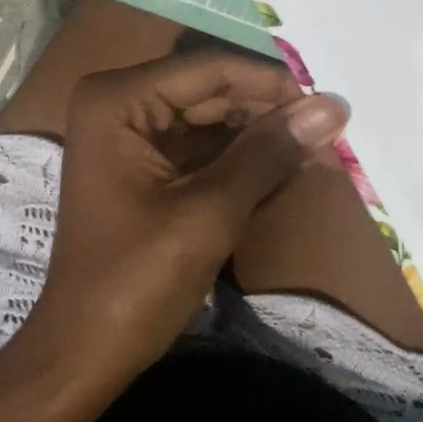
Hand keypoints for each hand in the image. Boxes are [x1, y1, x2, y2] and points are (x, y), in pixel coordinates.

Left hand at [40, 51, 349, 369]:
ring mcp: (130, 134)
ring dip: (262, 136)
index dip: (271, 82)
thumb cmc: (135, 279)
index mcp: (117, 99)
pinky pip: (201, 148)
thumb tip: (333, 107)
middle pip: (209, 91)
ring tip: (325, 150)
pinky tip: (289, 167)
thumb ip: (268, 154)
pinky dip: (242, 159)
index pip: (207, 70)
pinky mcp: (144, 166)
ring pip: (210, 119)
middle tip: (337, 130)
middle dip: (270, 111)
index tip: (332, 100)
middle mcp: (119, 103)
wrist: (85, 351)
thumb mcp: (209, 213)